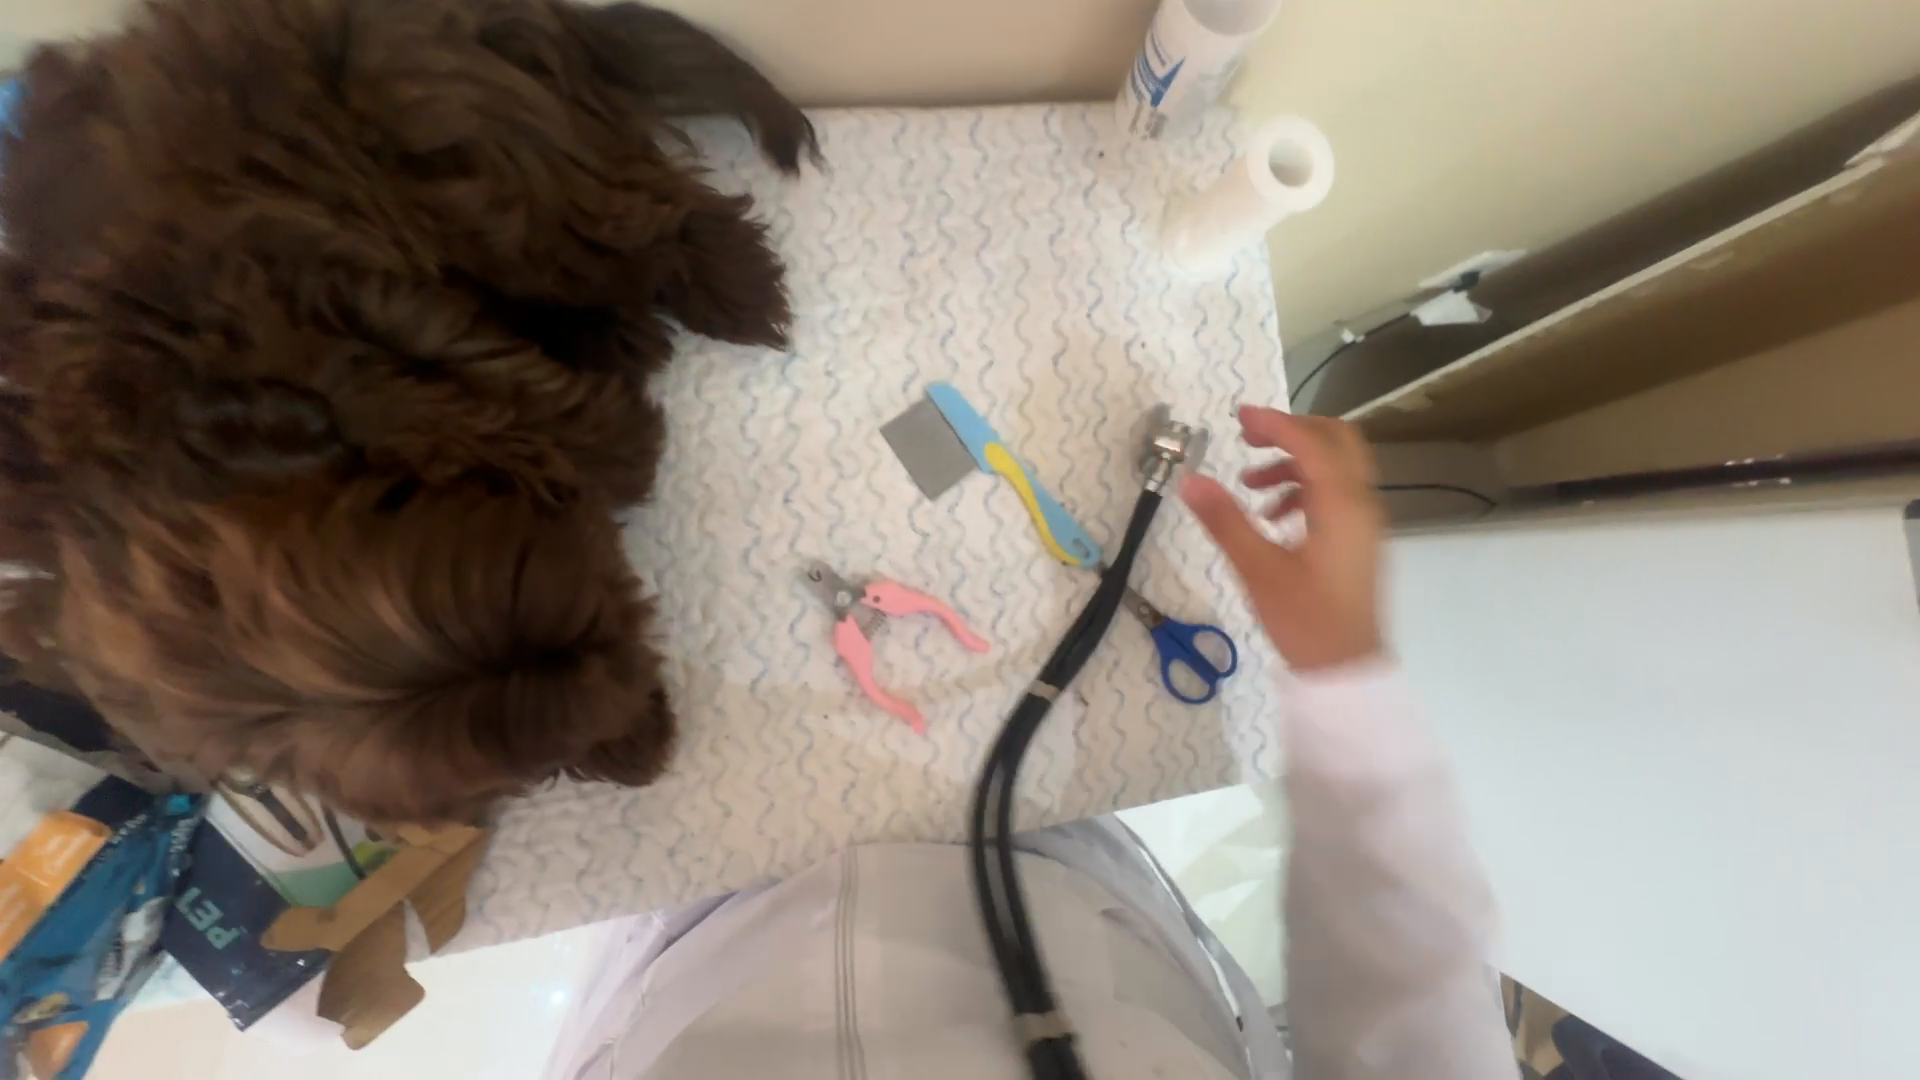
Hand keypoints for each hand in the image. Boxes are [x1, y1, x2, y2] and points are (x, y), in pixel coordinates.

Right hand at [1179, 406, 1385, 671]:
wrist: (1345, 668)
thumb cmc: (1303, 620)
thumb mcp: (1257, 569)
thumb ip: (1224, 520)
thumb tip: (1190, 479)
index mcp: (1341, 505)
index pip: (1311, 443)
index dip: (1274, 423)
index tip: (1237, 418)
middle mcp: (1361, 504)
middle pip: (1336, 442)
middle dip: (1290, 432)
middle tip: (1248, 438)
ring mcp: (1364, 522)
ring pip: (1335, 468)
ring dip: (1293, 463)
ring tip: (1248, 486)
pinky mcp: (1357, 540)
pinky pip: (1334, 495)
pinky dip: (1302, 490)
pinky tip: (1270, 517)